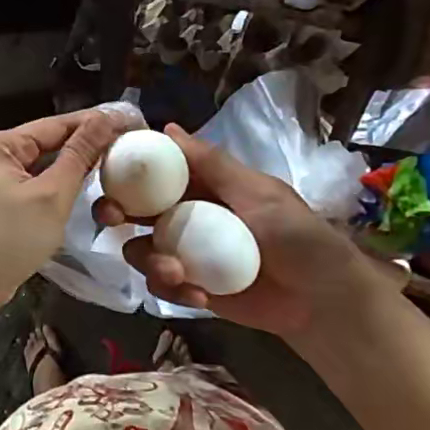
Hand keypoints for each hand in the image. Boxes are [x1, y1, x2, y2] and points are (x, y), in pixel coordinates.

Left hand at [0, 108, 131, 308]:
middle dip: (87, 146)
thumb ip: (79, 155)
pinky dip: (57, 189)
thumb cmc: (6, 240)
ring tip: (117, 167)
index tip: (135, 123)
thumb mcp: (50, 196)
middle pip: (49, 144)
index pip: (57, 124)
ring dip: (74, 169)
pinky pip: (34, 188)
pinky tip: (84, 192)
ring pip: (43, 168)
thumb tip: (105, 119)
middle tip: (132, 147)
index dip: (97, 123)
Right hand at [94, 124, 387, 338]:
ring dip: (150, 260)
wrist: (323, 301)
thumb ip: (213, 165)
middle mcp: (184, 216)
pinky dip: (172, 290)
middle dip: (114, 212)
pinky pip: (159, 285)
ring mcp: (183, 253)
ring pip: (139, 250)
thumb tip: (168, 128)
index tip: (106, 170)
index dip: (126, 168)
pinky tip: (199, 296)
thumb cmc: (300, 237)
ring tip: (176, 274)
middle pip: (133, 209)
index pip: (154, 171)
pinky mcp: (187, 287)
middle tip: (111, 218)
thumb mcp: (260, 194)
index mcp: (201, 187)